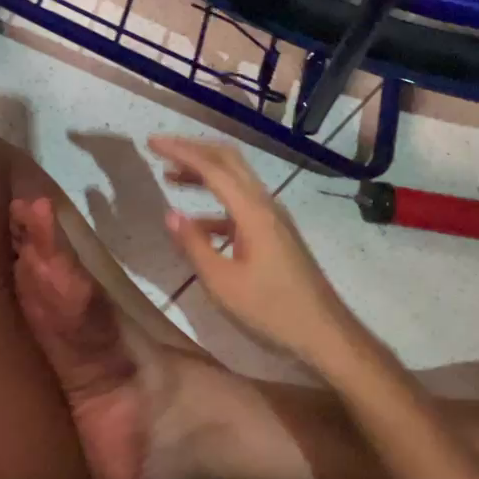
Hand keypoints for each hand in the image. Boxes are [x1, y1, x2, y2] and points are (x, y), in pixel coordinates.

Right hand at [151, 137, 357, 360]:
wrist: (327, 336)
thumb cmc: (272, 311)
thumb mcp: (222, 283)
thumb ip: (194, 245)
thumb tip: (169, 213)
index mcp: (252, 212)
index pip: (212, 167)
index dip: (180, 150)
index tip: (152, 142)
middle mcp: (265, 205)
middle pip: (228, 160)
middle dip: (194, 149)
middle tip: (162, 149)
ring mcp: (273, 218)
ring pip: (236, 179)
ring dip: (204, 171)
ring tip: (171, 176)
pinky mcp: (275, 234)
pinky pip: (241, 203)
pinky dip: (215, 201)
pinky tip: (196, 222)